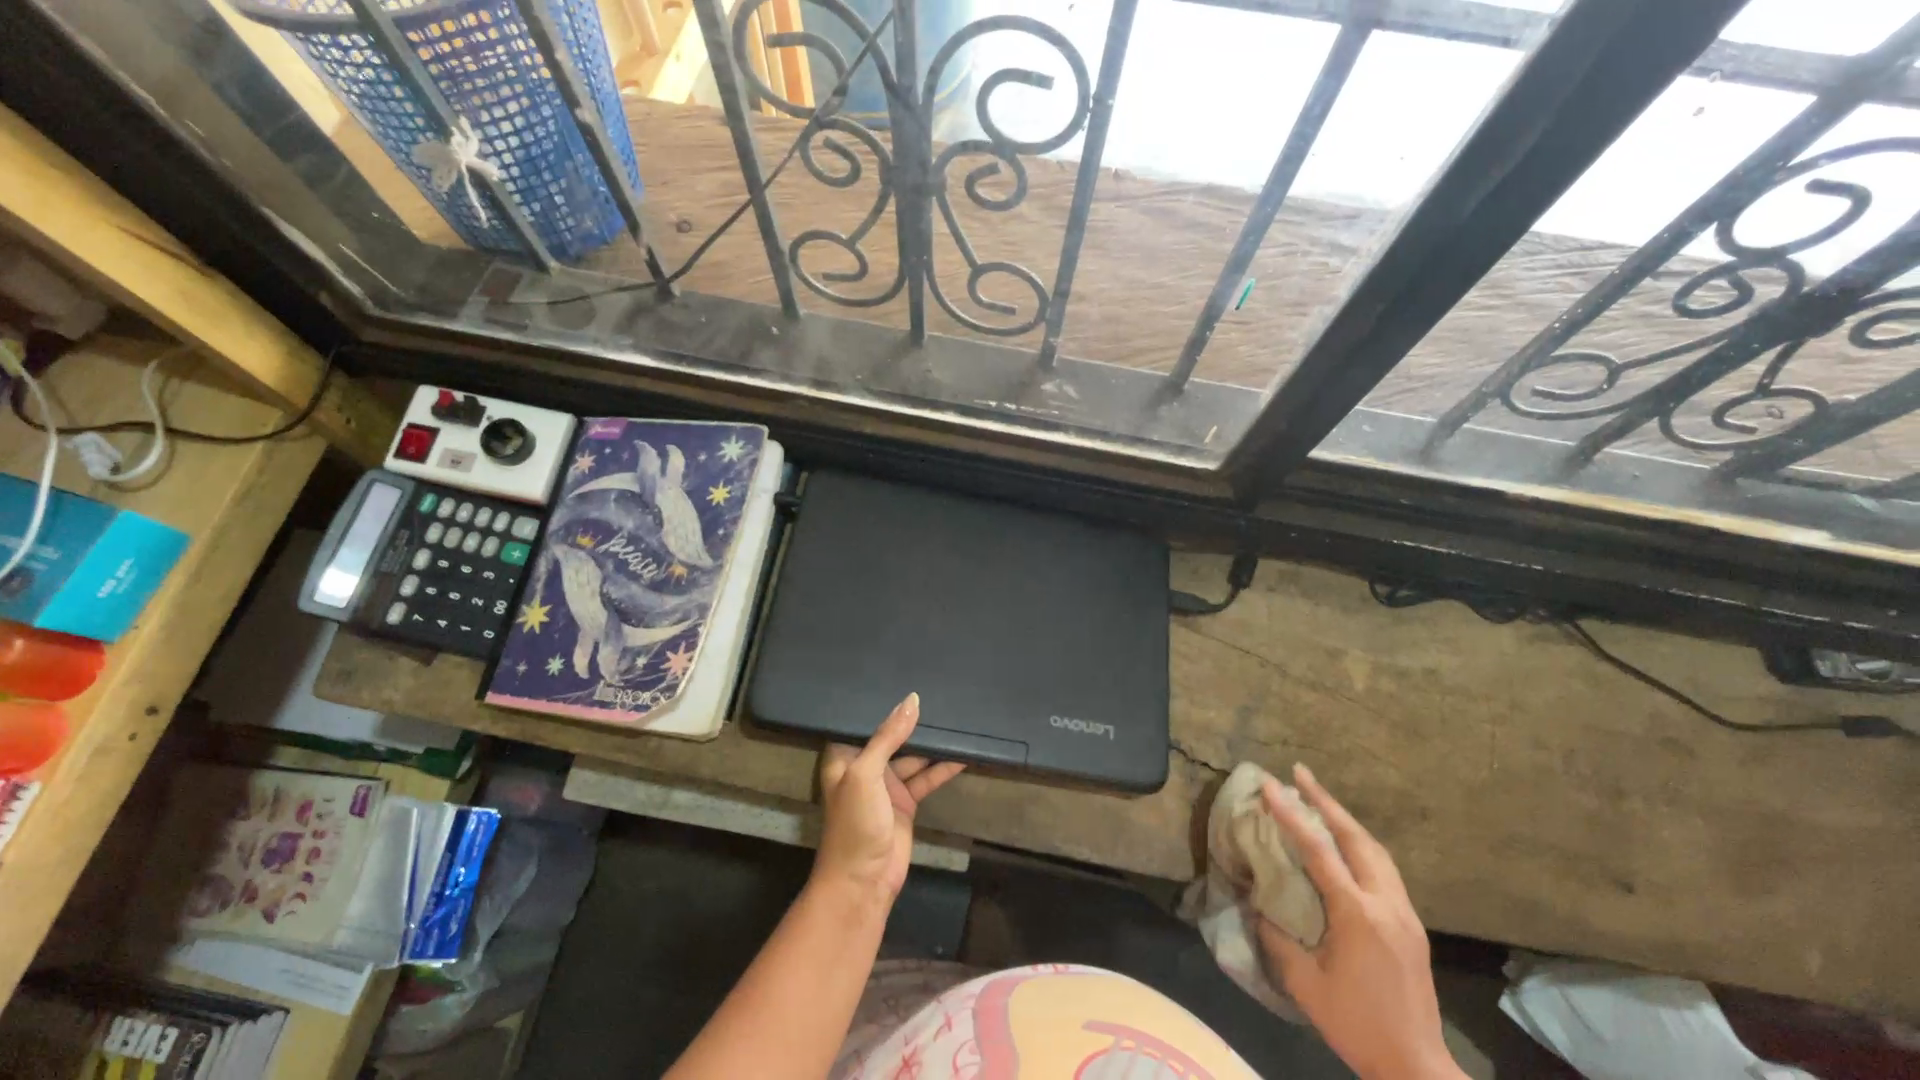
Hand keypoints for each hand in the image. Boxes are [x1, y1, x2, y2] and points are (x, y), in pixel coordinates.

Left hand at [814, 693, 965, 903]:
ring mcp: (886, 786)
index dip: (881, 703)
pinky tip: (963, 753)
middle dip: (911, 721)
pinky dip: (943, 768)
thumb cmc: (854, 823)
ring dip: (931, 743)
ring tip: (956, 718)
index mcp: (844, 757)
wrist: (863, 880)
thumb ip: (888, 737)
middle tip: (940, 694)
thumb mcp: (866, 774)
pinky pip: (926, 778)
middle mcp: (864, 767)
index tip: (903, 676)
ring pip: (912, 756)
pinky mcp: (906, 803)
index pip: (863, 722)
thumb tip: (912, 700)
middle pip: (891, 737)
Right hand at [1256, 764, 1463, 1079]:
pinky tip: (1346, 849)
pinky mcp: (1412, 926)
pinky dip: (1360, 847)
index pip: (1319, 851)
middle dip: (1326, 801)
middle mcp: (1386, 903)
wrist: (1414, 1063)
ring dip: (1346, 821)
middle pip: (1357, 838)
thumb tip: (1258, 906)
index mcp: (1357, 914)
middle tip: (1300, 773)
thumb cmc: (1354, 1024)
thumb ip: (1278, 939)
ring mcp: (1404, 913)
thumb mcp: (1304, 984)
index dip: (1292, 815)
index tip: (1271, 785)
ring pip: (1377, 851)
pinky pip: (1385, 871)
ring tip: (1320, 801)